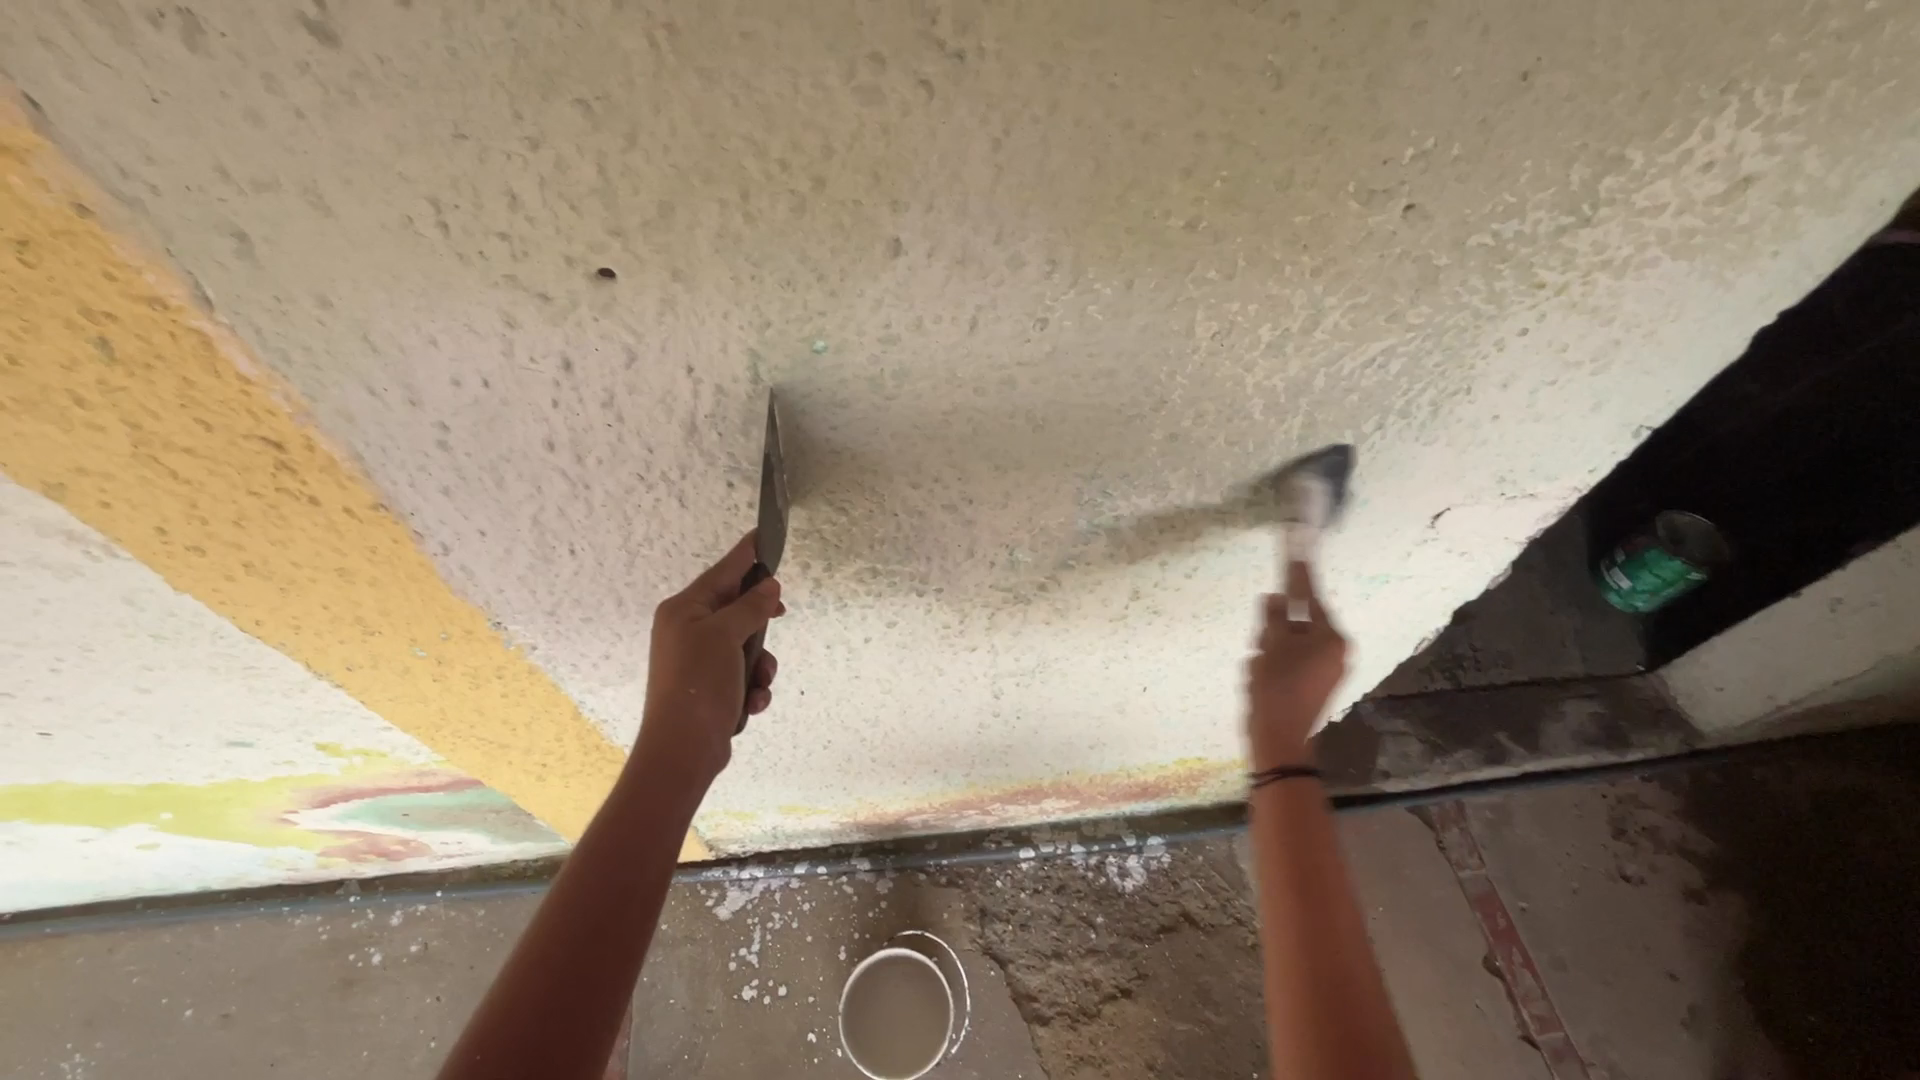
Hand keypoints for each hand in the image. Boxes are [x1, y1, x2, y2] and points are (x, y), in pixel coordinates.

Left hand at [634, 534, 784, 785]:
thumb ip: (750, 607)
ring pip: (747, 644)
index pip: (723, 571)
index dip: (747, 554)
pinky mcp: (712, 687)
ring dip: (761, 663)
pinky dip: (754, 686)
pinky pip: (744, 674)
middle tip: (780, 615)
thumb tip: (768, 587)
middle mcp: (689, 630)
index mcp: (684, 610)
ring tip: (760, 682)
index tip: (766, 534)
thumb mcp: (726, 636)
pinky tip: (753, 702)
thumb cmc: (699, 684)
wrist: (683, 750)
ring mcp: (700, 660)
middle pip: (737, 608)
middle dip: (761, 622)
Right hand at [1247, 560, 1347, 768]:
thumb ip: (1273, 616)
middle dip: (1276, 628)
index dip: (1298, 573)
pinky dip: (1276, 661)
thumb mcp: (1270, 644)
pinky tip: (1261, 674)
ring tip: (1259, 666)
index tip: (1296, 546)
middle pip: (1300, 621)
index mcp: (1331, 637)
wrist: (1278, 737)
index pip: (1310, 596)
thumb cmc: (1276, 686)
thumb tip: (1274, 596)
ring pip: (1293, 642)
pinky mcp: (1316, 684)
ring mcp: (1328, 669)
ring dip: (1272, 646)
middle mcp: (1337, 650)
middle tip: (1261, 644)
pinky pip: (1293, 659)